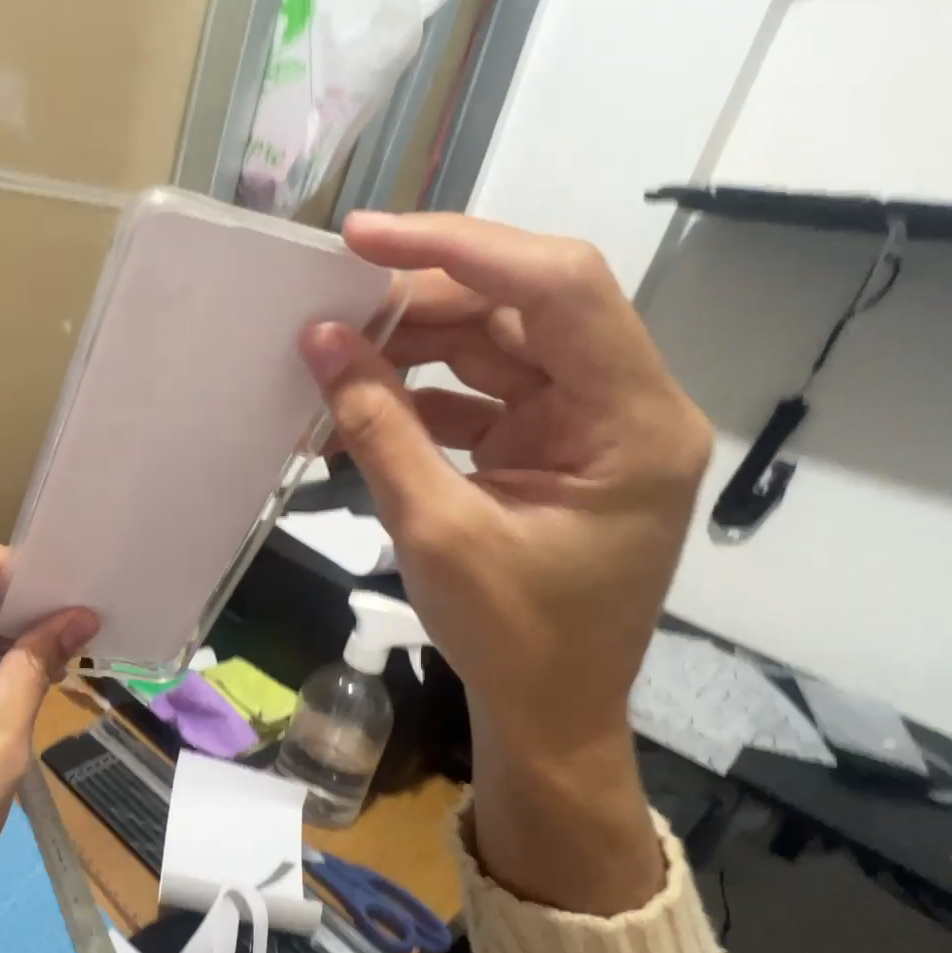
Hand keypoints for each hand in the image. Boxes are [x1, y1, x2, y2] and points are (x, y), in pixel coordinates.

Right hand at [303, 212, 711, 913]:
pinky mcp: (545, 446)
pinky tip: (355, 408)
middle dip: (418, 303)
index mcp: (632, 422)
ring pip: (492, 344)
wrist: (548, 715)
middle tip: (328, 312)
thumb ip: (377, 427)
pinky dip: (413, 394)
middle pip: (519, 308)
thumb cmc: (515, 638)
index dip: (460, 248)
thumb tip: (319, 341)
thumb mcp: (437, 529)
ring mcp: (583, 425)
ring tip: (330, 361)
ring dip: (408, 347)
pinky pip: (476, 392)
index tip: (364, 237)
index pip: (559, 288)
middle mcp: (621, 405)